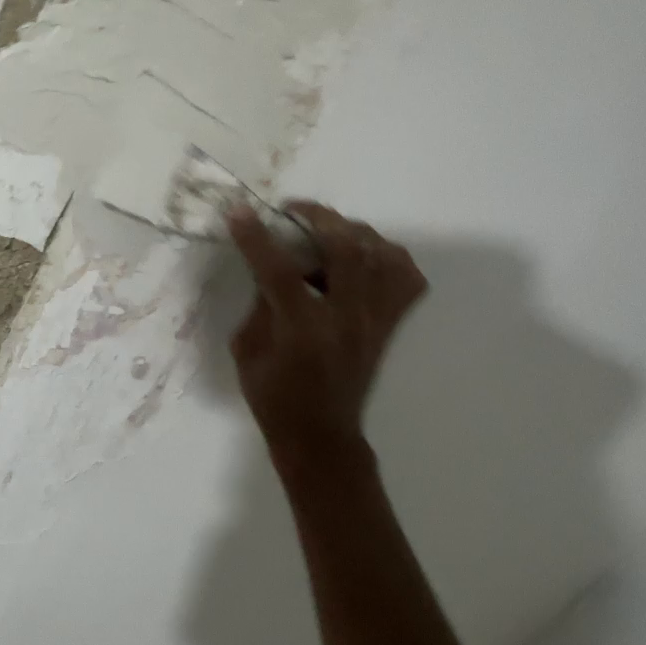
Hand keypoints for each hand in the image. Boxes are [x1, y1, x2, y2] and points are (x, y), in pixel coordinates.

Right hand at [228, 201, 426, 458]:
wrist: (319, 434)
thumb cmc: (273, 397)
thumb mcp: (247, 350)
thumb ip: (260, 305)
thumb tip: (270, 268)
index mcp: (302, 329)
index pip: (279, 270)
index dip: (257, 237)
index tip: (239, 211)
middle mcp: (346, 318)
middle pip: (344, 248)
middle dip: (316, 217)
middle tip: (292, 210)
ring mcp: (374, 320)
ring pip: (380, 254)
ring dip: (351, 231)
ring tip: (326, 228)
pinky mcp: (389, 325)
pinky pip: (406, 278)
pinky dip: (389, 257)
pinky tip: (365, 255)